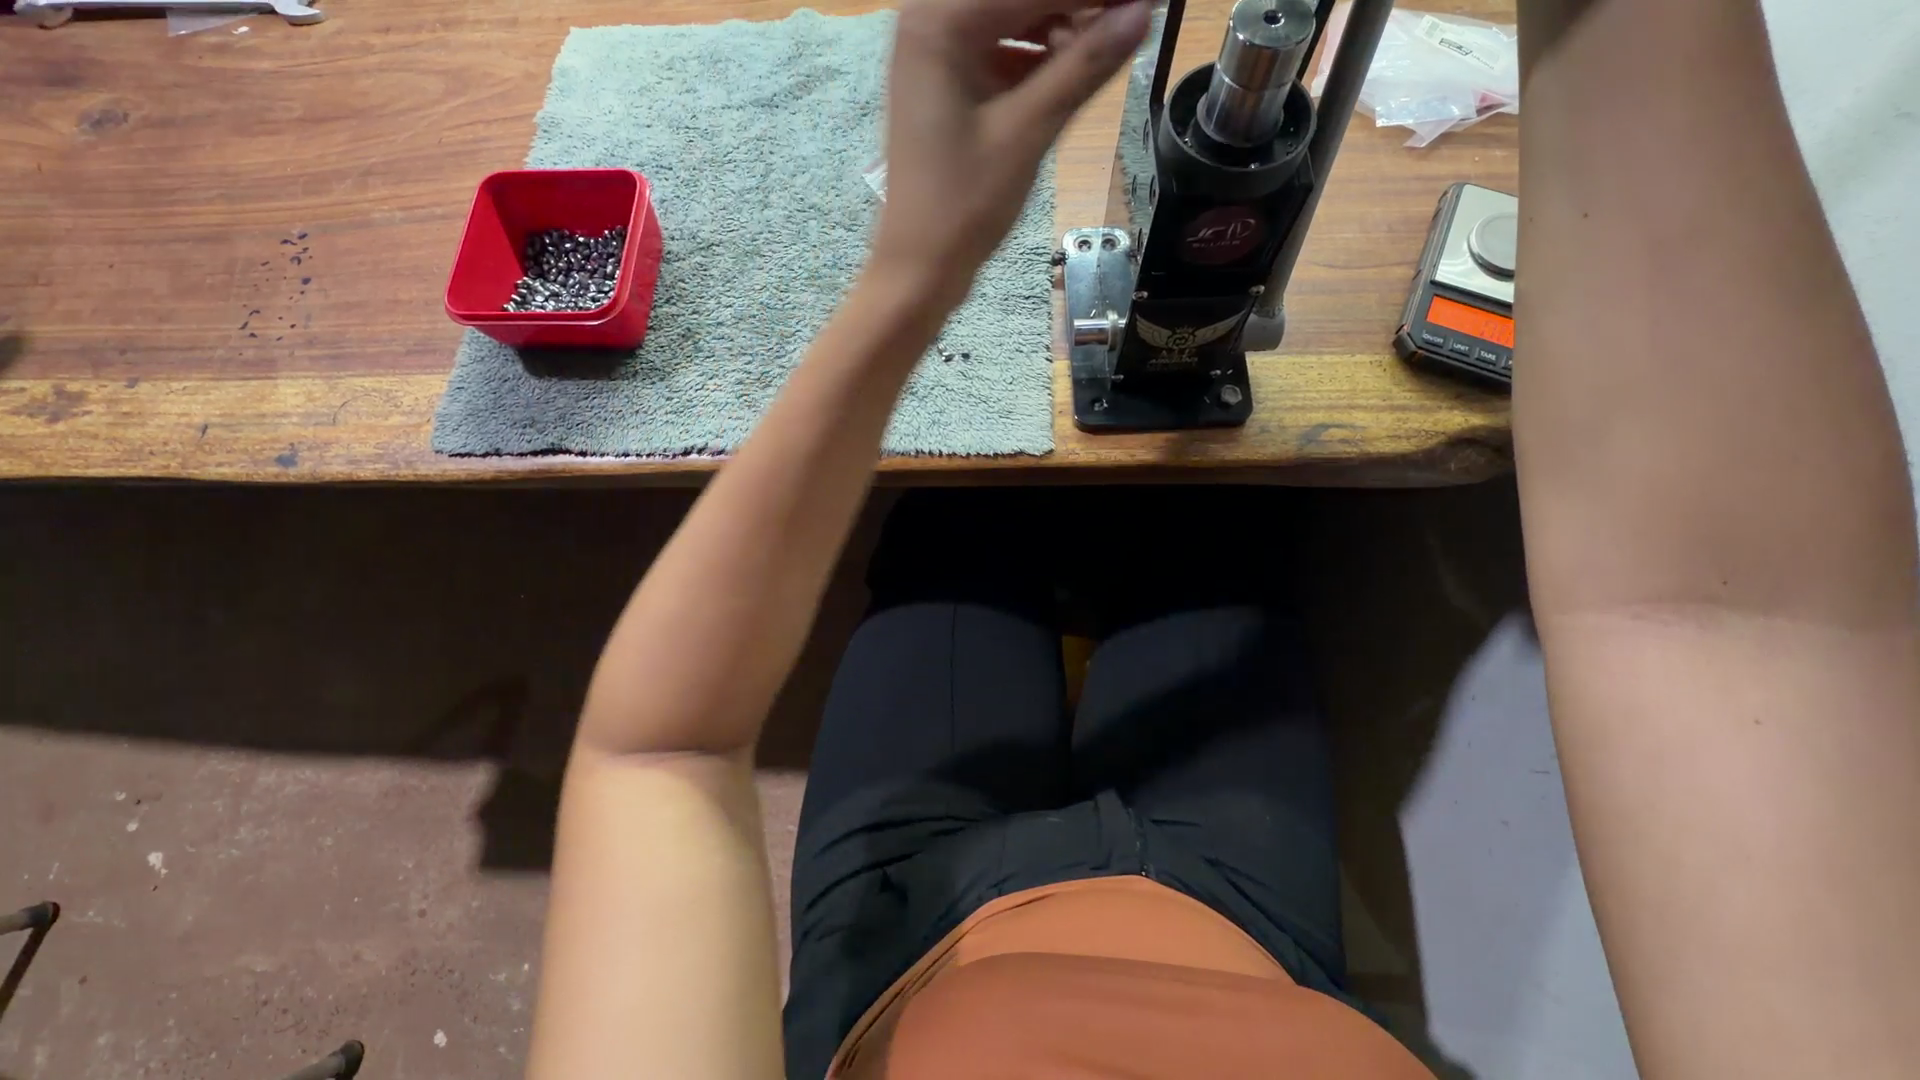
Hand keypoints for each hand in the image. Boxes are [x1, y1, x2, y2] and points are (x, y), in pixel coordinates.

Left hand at [871, 0, 1150, 295]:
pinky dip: (1040, 52)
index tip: (1146, 4)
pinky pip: (1003, 44)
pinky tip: (1075, 64)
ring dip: (1064, 23)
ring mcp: (935, 50)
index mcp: (939, 21)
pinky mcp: (947, 79)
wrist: (918, 267)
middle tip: (1133, 19)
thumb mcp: (1028, 131)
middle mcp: (929, 19)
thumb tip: (1142, 12)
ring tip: (1111, 42)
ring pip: (1014, 15)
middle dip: (1079, 7)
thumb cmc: (963, 206)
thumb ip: (1085, 65)